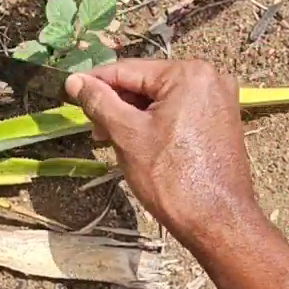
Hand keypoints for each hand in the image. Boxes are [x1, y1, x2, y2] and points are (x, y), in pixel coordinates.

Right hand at [65, 59, 265, 241]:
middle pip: (146, 84)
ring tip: (111, 140)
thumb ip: (100, 102)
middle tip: (92, 128)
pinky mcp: (219, 122)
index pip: (129, 70)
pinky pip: (177, 113)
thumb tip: (75, 81)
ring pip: (160, 100)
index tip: (69, 91)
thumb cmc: (171, 177)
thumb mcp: (127, 135)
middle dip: (116, 103)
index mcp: (188, 74)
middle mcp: (209, 79)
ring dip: (132, 117)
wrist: (215, 219)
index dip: (95, 82)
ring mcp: (218, 101)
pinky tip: (137, 144)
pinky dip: (153, 124)